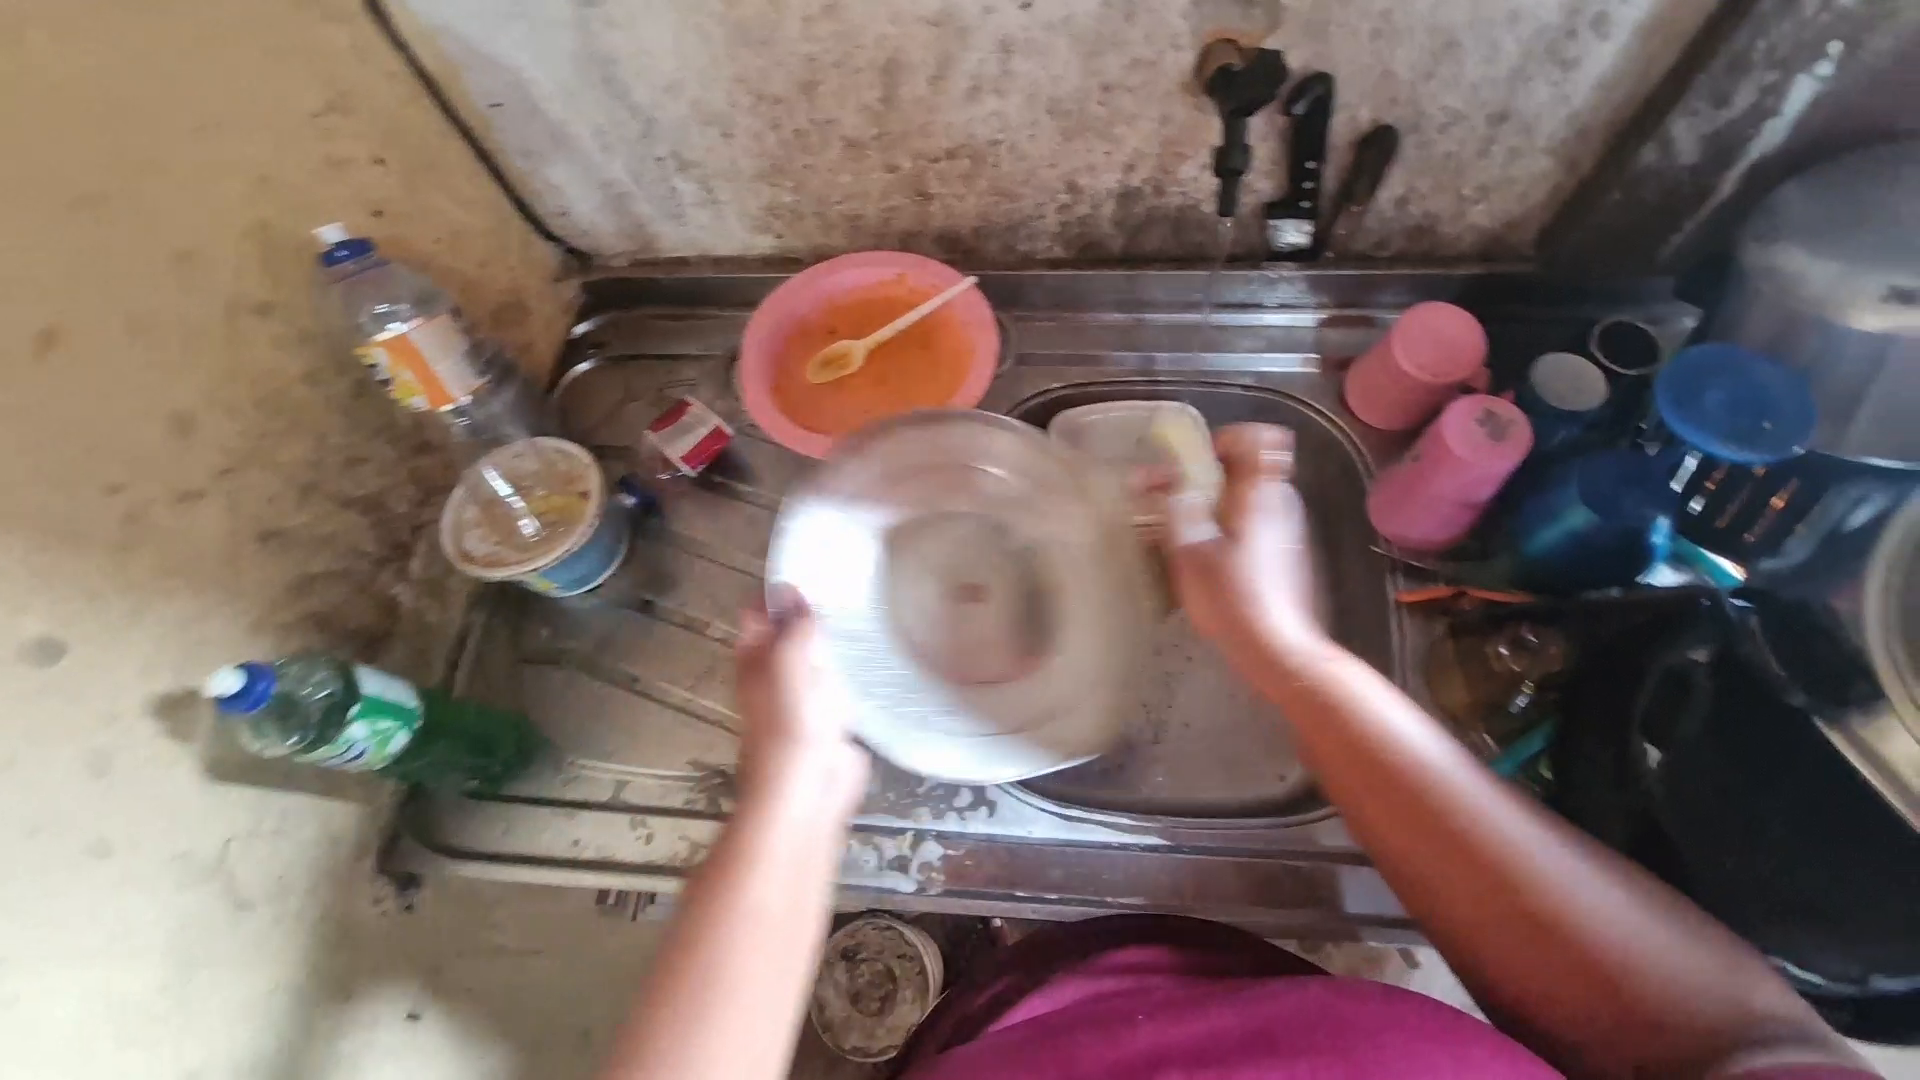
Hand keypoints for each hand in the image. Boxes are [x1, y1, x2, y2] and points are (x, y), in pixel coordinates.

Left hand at [733, 584, 869, 820]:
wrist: (809, 787)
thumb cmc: (791, 720)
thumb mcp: (789, 661)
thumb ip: (793, 624)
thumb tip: (789, 587)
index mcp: (755, 659)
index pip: (760, 613)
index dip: (780, 592)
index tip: (814, 568)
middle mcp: (777, 674)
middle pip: (791, 633)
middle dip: (814, 613)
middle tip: (850, 584)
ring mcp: (805, 696)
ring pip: (819, 658)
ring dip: (837, 641)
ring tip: (869, 608)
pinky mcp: (833, 716)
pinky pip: (843, 684)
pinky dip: (856, 670)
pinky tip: (879, 652)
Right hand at [1160, 423, 1325, 663]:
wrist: (1277, 650)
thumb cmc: (1231, 596)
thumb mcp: (1190, 550)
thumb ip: (1177, 505)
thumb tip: (1168, 476)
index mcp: (1260, 495)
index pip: (1260, 439)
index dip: (1227, 440)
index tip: (1196, 462)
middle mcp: (1281, 504)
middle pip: (1248, 470)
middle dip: (1208, 478)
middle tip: (1172, 501)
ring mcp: (1289, 532)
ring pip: (1249, 501)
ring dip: (1215, 507)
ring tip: (1182, 534)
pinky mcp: (1287, 557)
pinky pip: (1254, 526)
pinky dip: (1228, 530)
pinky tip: (1206, 562)